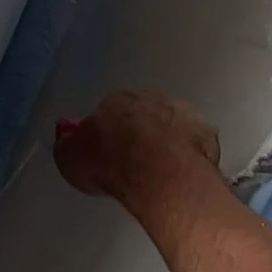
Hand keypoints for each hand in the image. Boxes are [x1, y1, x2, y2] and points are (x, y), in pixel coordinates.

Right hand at [53, 91, 220, 200]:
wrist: (157, 172)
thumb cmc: (109, 163)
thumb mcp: (70, 159)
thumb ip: (68, 145)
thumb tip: (67, 140)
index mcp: (115, 101)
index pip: (107, 111)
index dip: (106, 133)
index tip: (105, 153)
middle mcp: (150, 99)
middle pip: (142, 115)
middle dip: (137, 134)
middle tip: (131, 162)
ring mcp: (182, 113)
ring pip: (170, 125)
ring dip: (164, 142)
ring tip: (156, 171)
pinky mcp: (205, 133)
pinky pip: (193, 142)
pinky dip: (186, 154)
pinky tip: (178, 173)